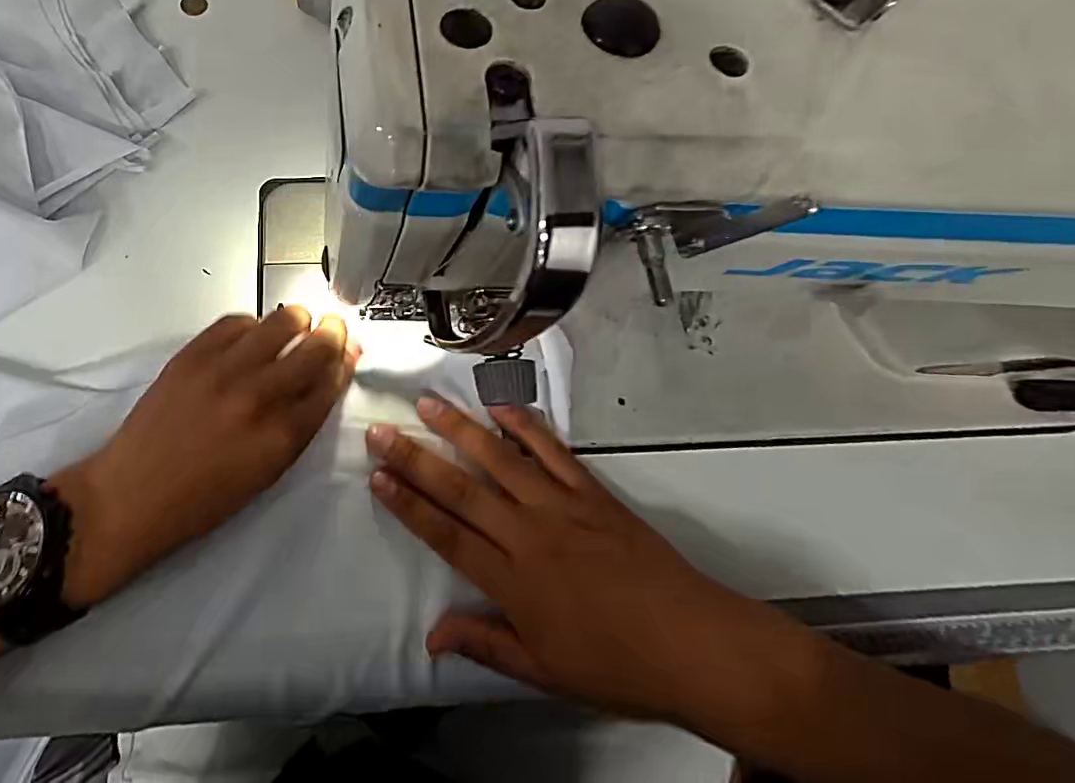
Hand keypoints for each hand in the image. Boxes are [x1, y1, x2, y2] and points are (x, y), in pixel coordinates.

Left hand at [51, 307, 358, 607]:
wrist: (133, 494)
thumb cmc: (204, 498)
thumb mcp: (267, 472)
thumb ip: (300, 425)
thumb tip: (325, 381)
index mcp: (282, 436)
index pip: (330, 383)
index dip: (345, 362)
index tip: (349, 350)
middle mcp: (259, 397)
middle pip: (315, 347)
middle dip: (332, 333)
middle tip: (331, 329)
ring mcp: (224, 370)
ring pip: (281, 322)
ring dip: (298, 320)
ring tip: (297, 325)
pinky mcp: (193, 354)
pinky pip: (237, 321)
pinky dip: (253, 324)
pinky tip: (253, 335)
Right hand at [365, 397, 815, 727]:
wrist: (696, 644)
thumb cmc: (617, 666)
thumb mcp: (544, 671)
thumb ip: (485, 644)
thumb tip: (431, 638)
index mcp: (513, 582)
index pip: (447, 535)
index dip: (408, 504)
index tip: (377, 476)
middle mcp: (530, 535)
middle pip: (462, 490)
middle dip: (416, 459)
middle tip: (382, 430)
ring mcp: (562, 506)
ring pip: (500, 460)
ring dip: (460, 429)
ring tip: (429, 403)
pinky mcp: (592, 492)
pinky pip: (552, 452)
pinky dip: (525, 425)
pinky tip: (500, 404)